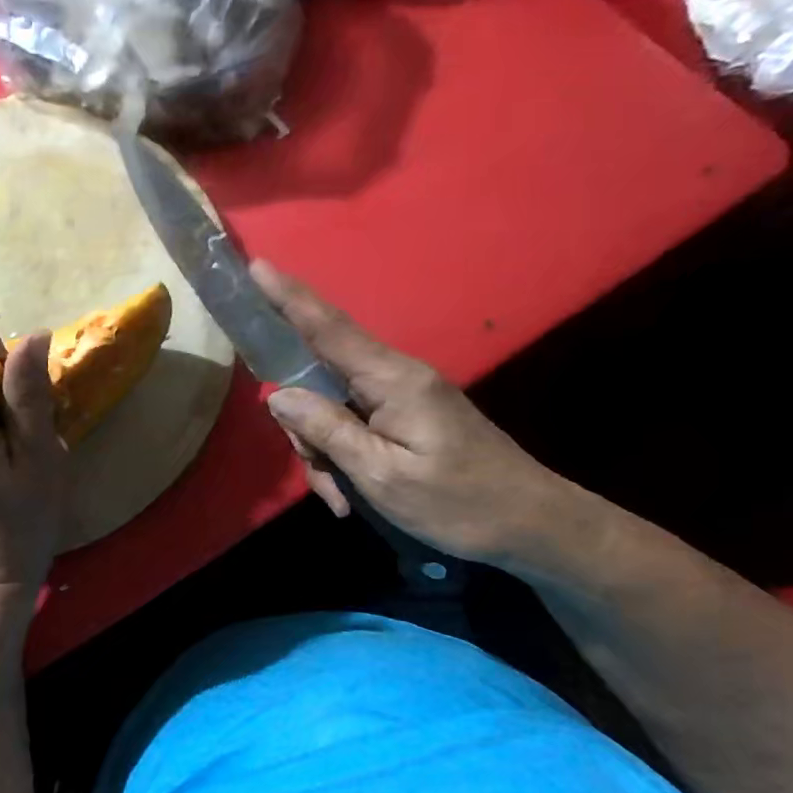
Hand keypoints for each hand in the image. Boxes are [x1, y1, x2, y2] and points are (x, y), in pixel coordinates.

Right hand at [251, 261, 579, 567]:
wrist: (535, 526)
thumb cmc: (460, 504)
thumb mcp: (382, 475)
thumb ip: (327, 430)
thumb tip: (279, 396)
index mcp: (393, 380)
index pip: (329, 328)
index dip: (289, 297)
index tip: (257, 265)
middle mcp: (395, 376)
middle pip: (318, 377)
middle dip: (304, 426)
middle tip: (319, 475)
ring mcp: (400, 395)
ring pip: (329, 407)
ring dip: (322, 451)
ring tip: (342, 497)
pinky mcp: (403, 414)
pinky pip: (350, 423)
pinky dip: (341, 457)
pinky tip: (349, 494)